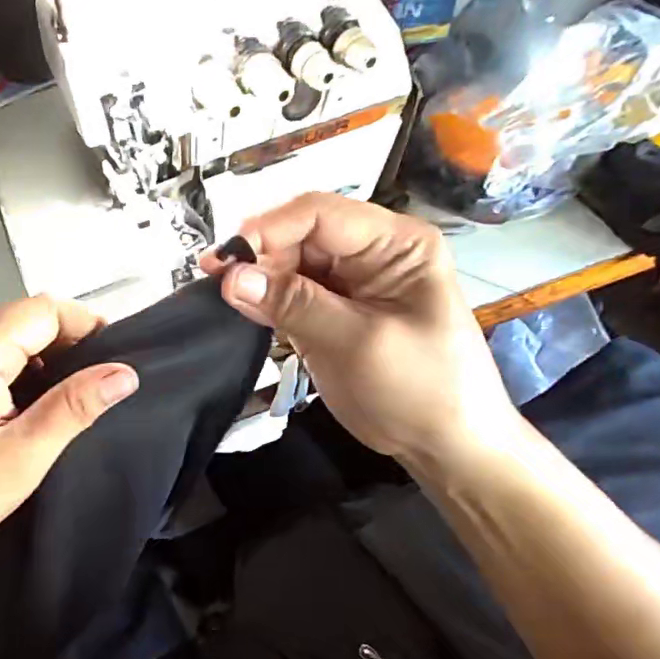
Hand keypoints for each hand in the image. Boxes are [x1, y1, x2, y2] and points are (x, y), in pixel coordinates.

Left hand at [0, 297, 138, 580]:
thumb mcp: (22, 456)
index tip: (118, 354)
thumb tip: (124, 373)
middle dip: (69, 340)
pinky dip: (22, 376)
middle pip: (23, 321)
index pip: (40, 310)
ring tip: (78, 397)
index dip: (84, 323)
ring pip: (7, 344)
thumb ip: (74, 407)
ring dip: (47, 359)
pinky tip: (37, 409)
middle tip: (104, 380)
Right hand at [199, 192, 517, 463]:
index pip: (319, 215)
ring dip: (254, 279)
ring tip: (222, 298)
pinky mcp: (326, 313)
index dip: (268, 230)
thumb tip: (231, 277)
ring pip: (285, 265)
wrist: (443, 444)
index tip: (225, 260)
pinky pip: (285, 295)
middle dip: (257, 256)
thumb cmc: (420, 388)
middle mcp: (368, 253)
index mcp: (395, 243)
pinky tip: (241, 311)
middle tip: (216, 284)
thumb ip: (295, 305)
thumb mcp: (357, 342)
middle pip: (297, 236)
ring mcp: (345, 284)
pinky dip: (262, 302)